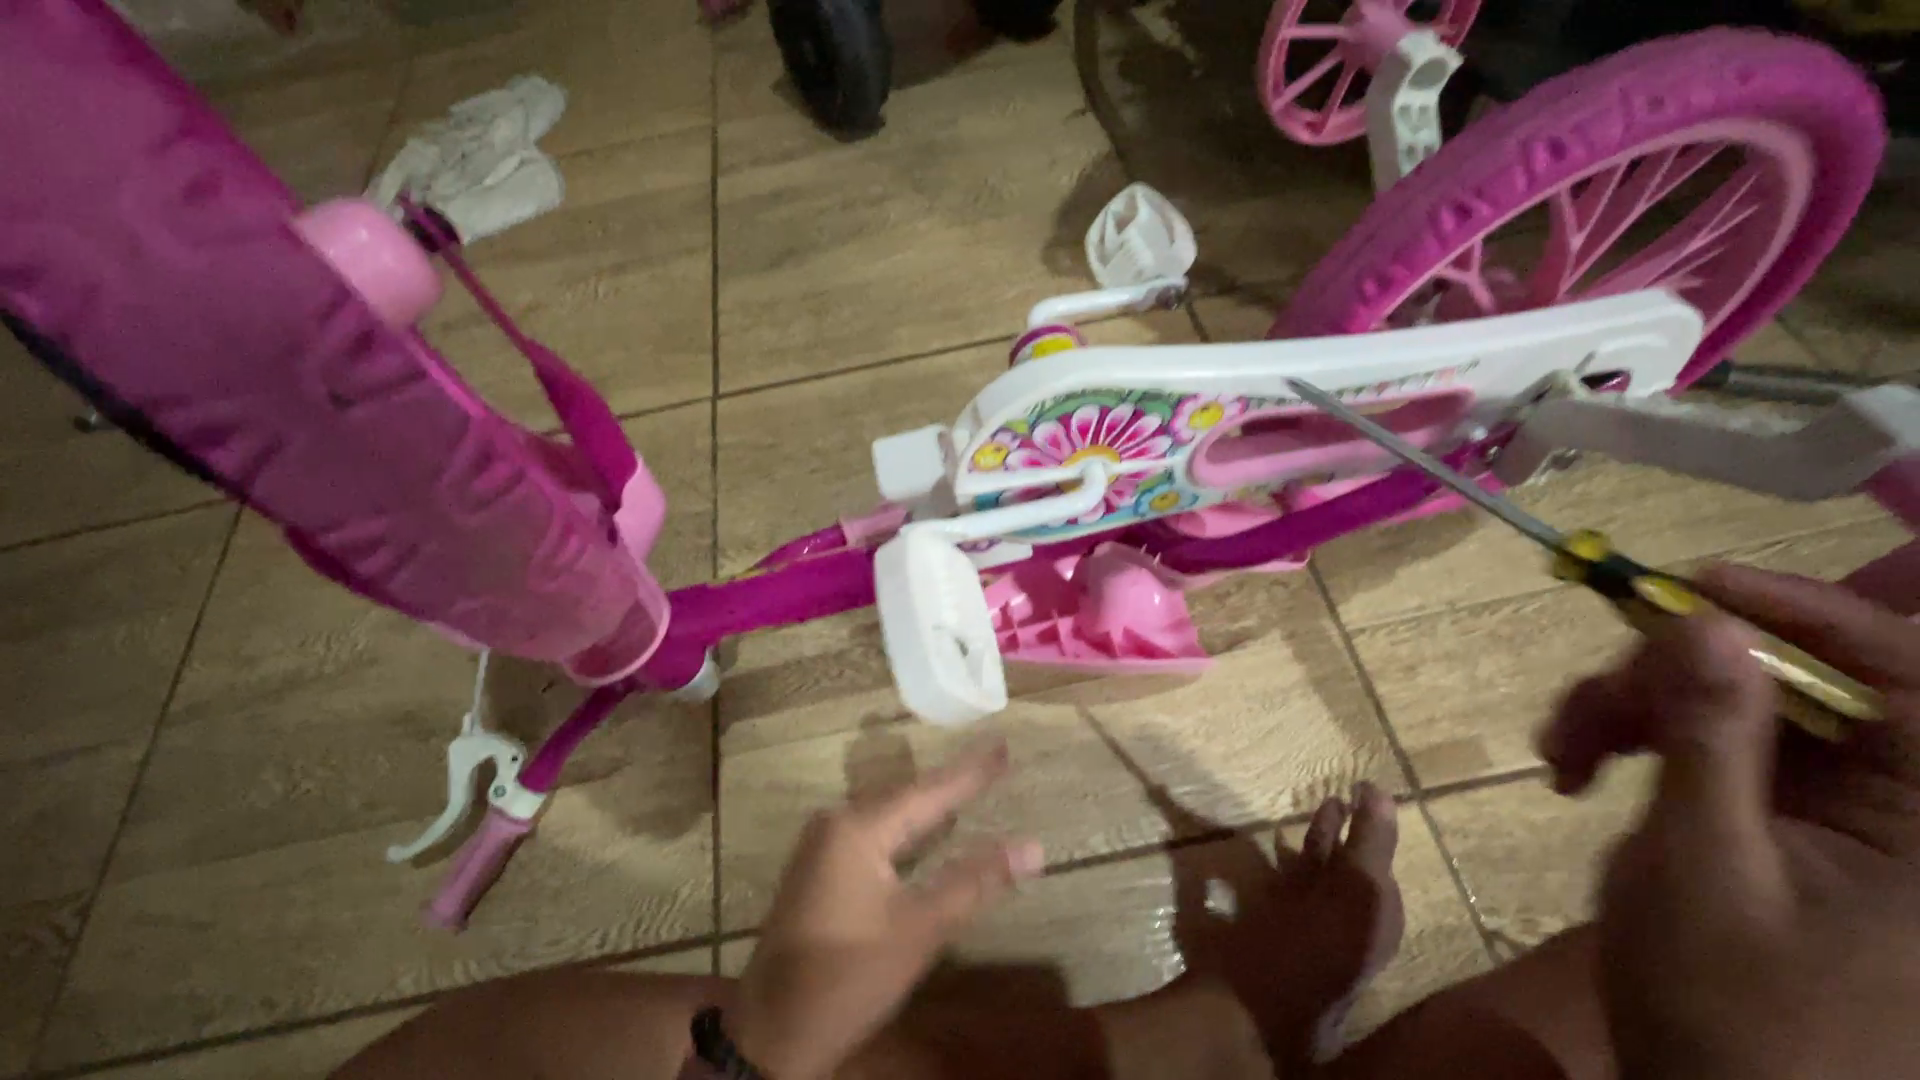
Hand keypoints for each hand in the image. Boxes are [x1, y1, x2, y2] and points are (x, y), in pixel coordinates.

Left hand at [729, 739, 1042, 1079]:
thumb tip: (1032, 847)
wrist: (772, 1033)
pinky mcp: (817, 871)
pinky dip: (906, 829)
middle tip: (993, 763)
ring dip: (928, 806)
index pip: (927, 791)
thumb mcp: (919, 930)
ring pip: (887, 815)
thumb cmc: (848, 977)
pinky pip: (872, 833)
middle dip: (950, 783)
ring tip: (968, 787)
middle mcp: (834, 824)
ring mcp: (820, 847)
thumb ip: (974, 882)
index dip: (970, 771)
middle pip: (905, 796)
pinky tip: (926, 831)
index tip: (1003, 745)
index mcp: (856, 829)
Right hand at [1539, 563, 1919, 1079]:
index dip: (1799, 609)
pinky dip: (1636, 743)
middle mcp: (1903, 799)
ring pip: (1733, 704)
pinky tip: (1579, 770)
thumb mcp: (1703, 866)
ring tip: (1563, 755)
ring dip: (1633, 710)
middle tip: (1582, 715)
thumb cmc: (1730, 1010)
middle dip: (1666, 678)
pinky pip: (1712, 744)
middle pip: (1788, 679)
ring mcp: (1839, 808)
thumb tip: (1703, 623)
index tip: (1682, 587)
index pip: (1901, 669)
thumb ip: (1712, 740)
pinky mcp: (1782, 817)